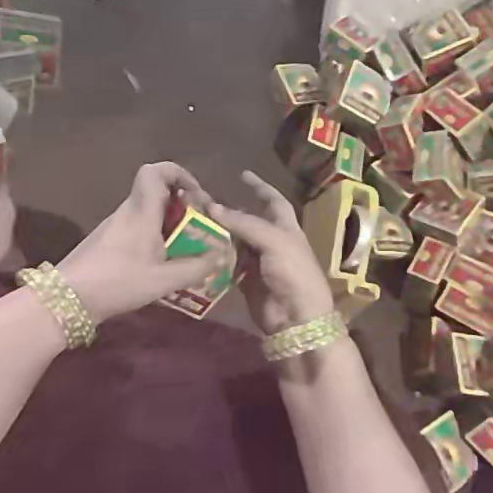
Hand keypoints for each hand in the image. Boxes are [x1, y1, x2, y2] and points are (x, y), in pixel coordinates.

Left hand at [56, 163, 228, 321]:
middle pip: (157, 192)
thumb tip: (219, 256)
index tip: (197, 197)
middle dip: (182, 205)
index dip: (180, 174)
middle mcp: (128, 212)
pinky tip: (164, 262)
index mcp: (142, 212)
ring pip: (148, 212)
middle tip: (199, 228)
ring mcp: (115, 226)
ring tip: (187, 249)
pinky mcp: (108, 241)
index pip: (156, 171)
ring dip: (170, 223)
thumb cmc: (117, 283)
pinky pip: (139, 228)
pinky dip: (156, 236)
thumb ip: (195, 268)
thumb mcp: (163, 281)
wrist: (68, 298)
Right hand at [208, 171, 336, 334]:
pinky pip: (229, 263)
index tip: (243, 174)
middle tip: (205, 203)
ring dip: (220, 233)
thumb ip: (244, 223)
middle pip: (249, 221)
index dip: (260, 187)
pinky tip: (201, 249)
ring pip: (236, 242)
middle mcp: (273, 242)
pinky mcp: (246, 281)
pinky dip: (217, 256)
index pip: (273, 201)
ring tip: (197, 223)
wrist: (295, 317)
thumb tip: (212, 207)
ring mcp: (259, 263)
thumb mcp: (273, 241)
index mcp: (286, 228)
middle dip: (231, 211)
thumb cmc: (293, 273)